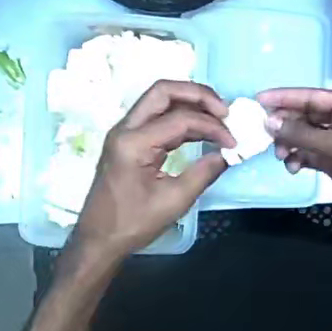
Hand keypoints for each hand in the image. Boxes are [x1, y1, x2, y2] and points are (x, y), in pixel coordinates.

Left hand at [73, 81, 233, 259]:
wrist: (98, 239)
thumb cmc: (133, 223)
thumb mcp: (174, 201)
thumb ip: (204, 173)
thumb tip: (227, 154)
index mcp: (133, 142)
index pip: (180, 119)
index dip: (212, 126)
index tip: (233, 142)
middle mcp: (125, 129)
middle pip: (163, 91)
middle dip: (198, 95)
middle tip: (225, 111)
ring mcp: (125, 133)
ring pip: (159, 100)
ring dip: (190, 104)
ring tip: (218, 118)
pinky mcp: (129, 141)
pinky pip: (157, 118)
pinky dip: (181, 118)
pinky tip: (201, 130)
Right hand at [257, 88, 331, 236]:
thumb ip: (304, 135)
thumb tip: (270, 122)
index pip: (312, 96)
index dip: (285, 98)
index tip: (258, 100)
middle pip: (306, 115)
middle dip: (285, 124)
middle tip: (262, 133)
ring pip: (305, 136)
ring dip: (289, 143)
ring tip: (280, 155)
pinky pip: (309, 154)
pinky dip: (298, 158)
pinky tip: (291, 166)